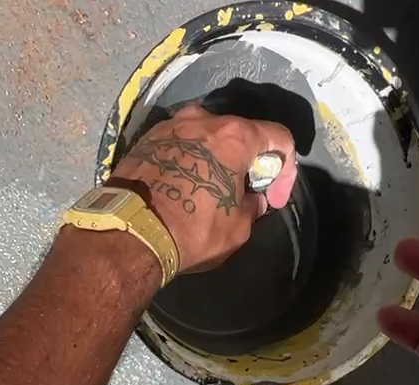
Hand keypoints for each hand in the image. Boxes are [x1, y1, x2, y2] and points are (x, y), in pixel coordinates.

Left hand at [113, 103, 298, 272]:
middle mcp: (204, 119)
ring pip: (207, 138)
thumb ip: (253, 207)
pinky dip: (190, 163)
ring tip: (211, 192)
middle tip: (245, 194)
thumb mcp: (238, 229)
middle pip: (241, 134)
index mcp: (235, 136)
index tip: (275, 198)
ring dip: (217, 161)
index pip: (279, 138)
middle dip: (249, 164)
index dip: (286, 170)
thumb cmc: (193, 230)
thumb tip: (254, 199)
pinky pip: (180, 146)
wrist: (132, 230)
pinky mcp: (147, 138)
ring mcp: (172, 125)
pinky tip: (184, 189)